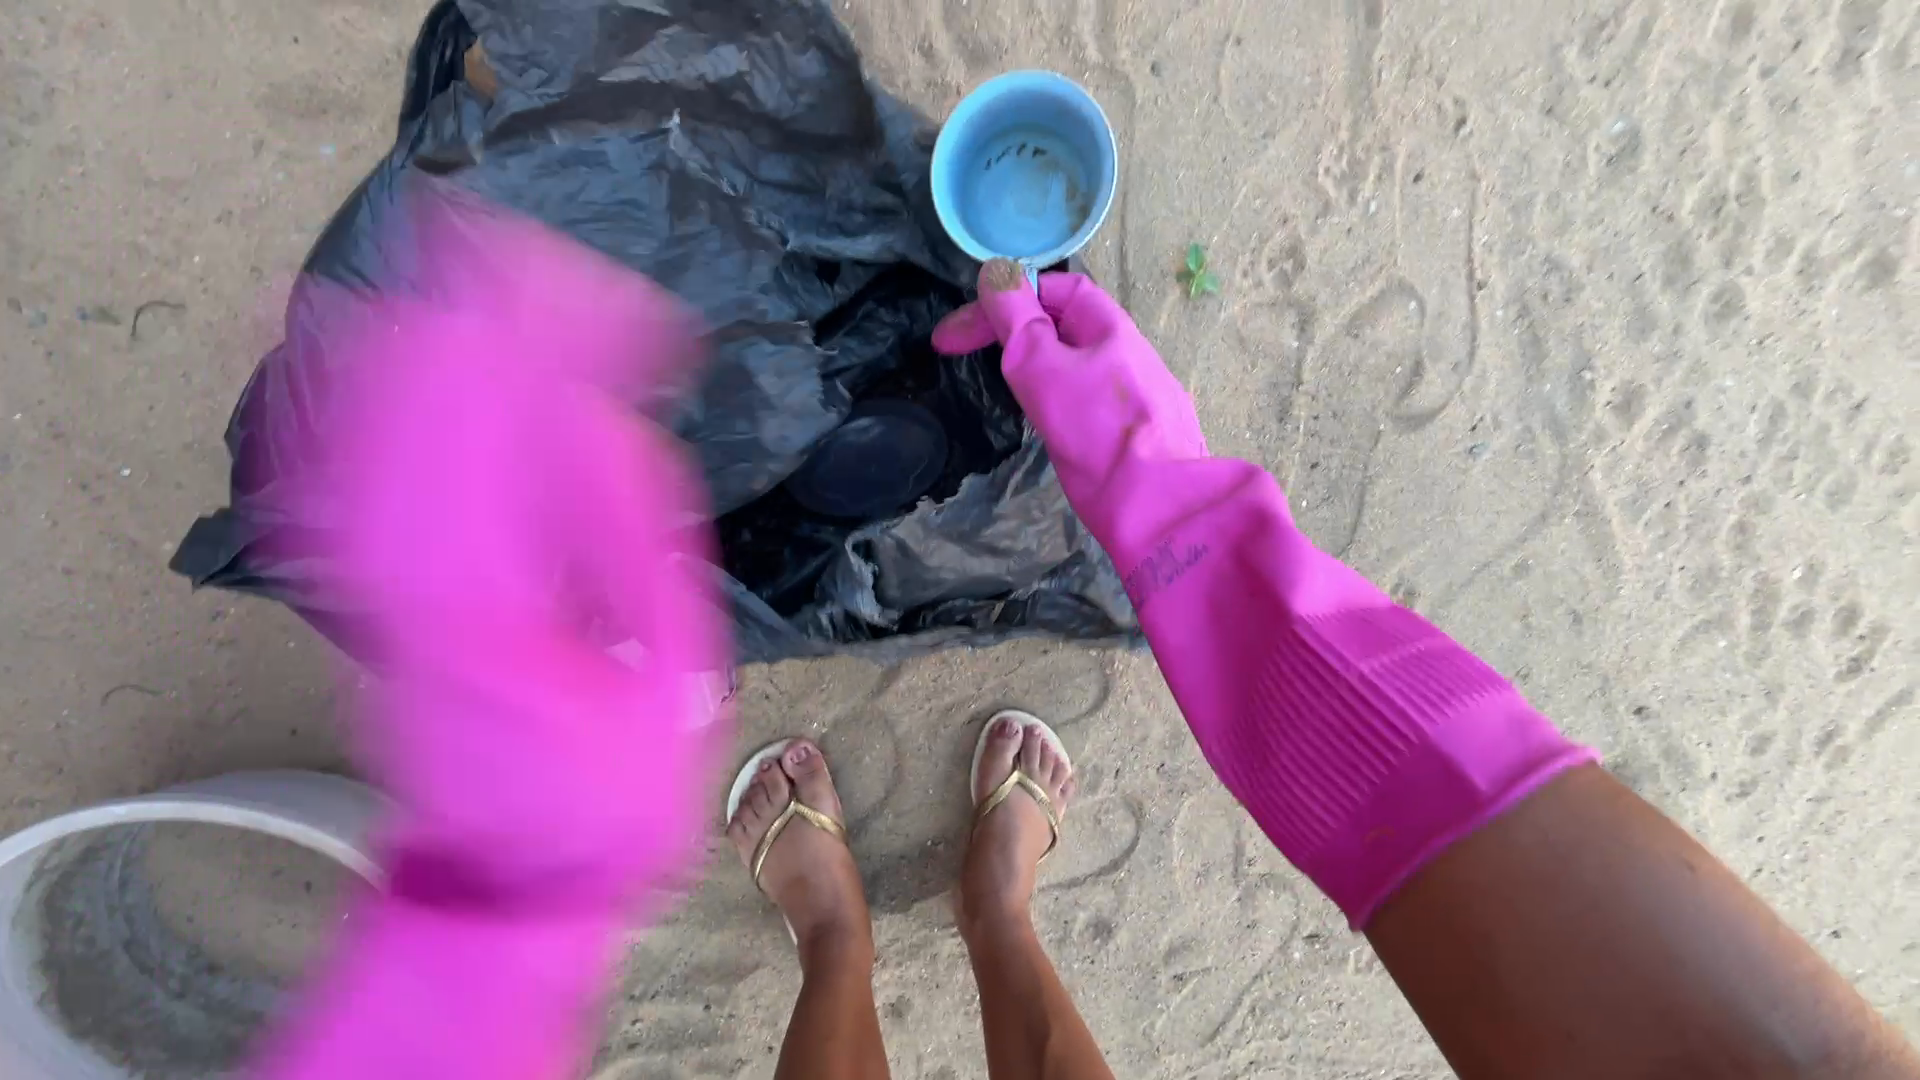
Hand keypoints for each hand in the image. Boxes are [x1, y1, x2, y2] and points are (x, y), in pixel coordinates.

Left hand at [307, 192, 728, 908]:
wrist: (524, 866)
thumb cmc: (612, 784)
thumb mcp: (668, 671)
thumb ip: (639, 543)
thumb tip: (614, 432)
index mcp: (508, 604)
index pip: (517, 440)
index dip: (559, 353)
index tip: (609, 295)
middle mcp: (425, 587)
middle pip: (424, 422)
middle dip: (475, 321)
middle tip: (518, 240)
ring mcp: (387, 595)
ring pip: (372, 442)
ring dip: (412, 348)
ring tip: (449, 268)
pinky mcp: (382, 603)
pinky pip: (347, 486)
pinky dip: (357, 410)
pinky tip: (373, 360)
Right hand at [932, 259, 1207, 561]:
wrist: (1158, 509)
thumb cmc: (1096, 435)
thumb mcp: (1043, 370)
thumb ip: (1017, 320)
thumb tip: (996, 272)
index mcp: (1110, 329)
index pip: (1054, 290)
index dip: (1003, 301)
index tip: (959, 335)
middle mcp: (1132, 354)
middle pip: (1066, 329)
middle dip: (1016, 336)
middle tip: (968, 359)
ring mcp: (1144, 395)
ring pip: (1080, 368)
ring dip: (1040, 370)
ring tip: (1008, 392)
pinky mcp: (1144, 434)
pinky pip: (1096, 402)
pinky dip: (1066, 403)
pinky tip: (1056, 427)